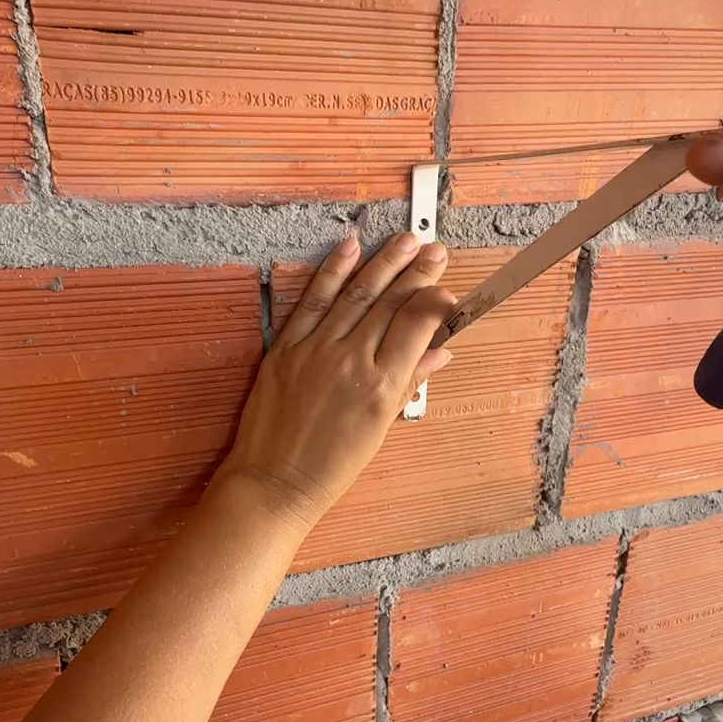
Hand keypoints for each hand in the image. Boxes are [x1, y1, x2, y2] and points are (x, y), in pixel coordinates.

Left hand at [214, 232, 455, 527]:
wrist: (275, 481)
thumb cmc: (331, 465)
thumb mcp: (380, 428)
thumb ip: (409, 383)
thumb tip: (441, 352)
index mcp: (382, 386)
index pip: (418, 323)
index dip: (436, 299)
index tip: (447, 290)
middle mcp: (352, 360)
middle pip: (391, 302)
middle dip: (418, 272)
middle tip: (436, 250)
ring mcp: (316, 350)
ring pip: (357, 294)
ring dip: (384, 263)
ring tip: (406, 240)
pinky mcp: (286, 347)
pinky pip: (313, 300)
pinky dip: (333, 271)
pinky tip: (350, 248)